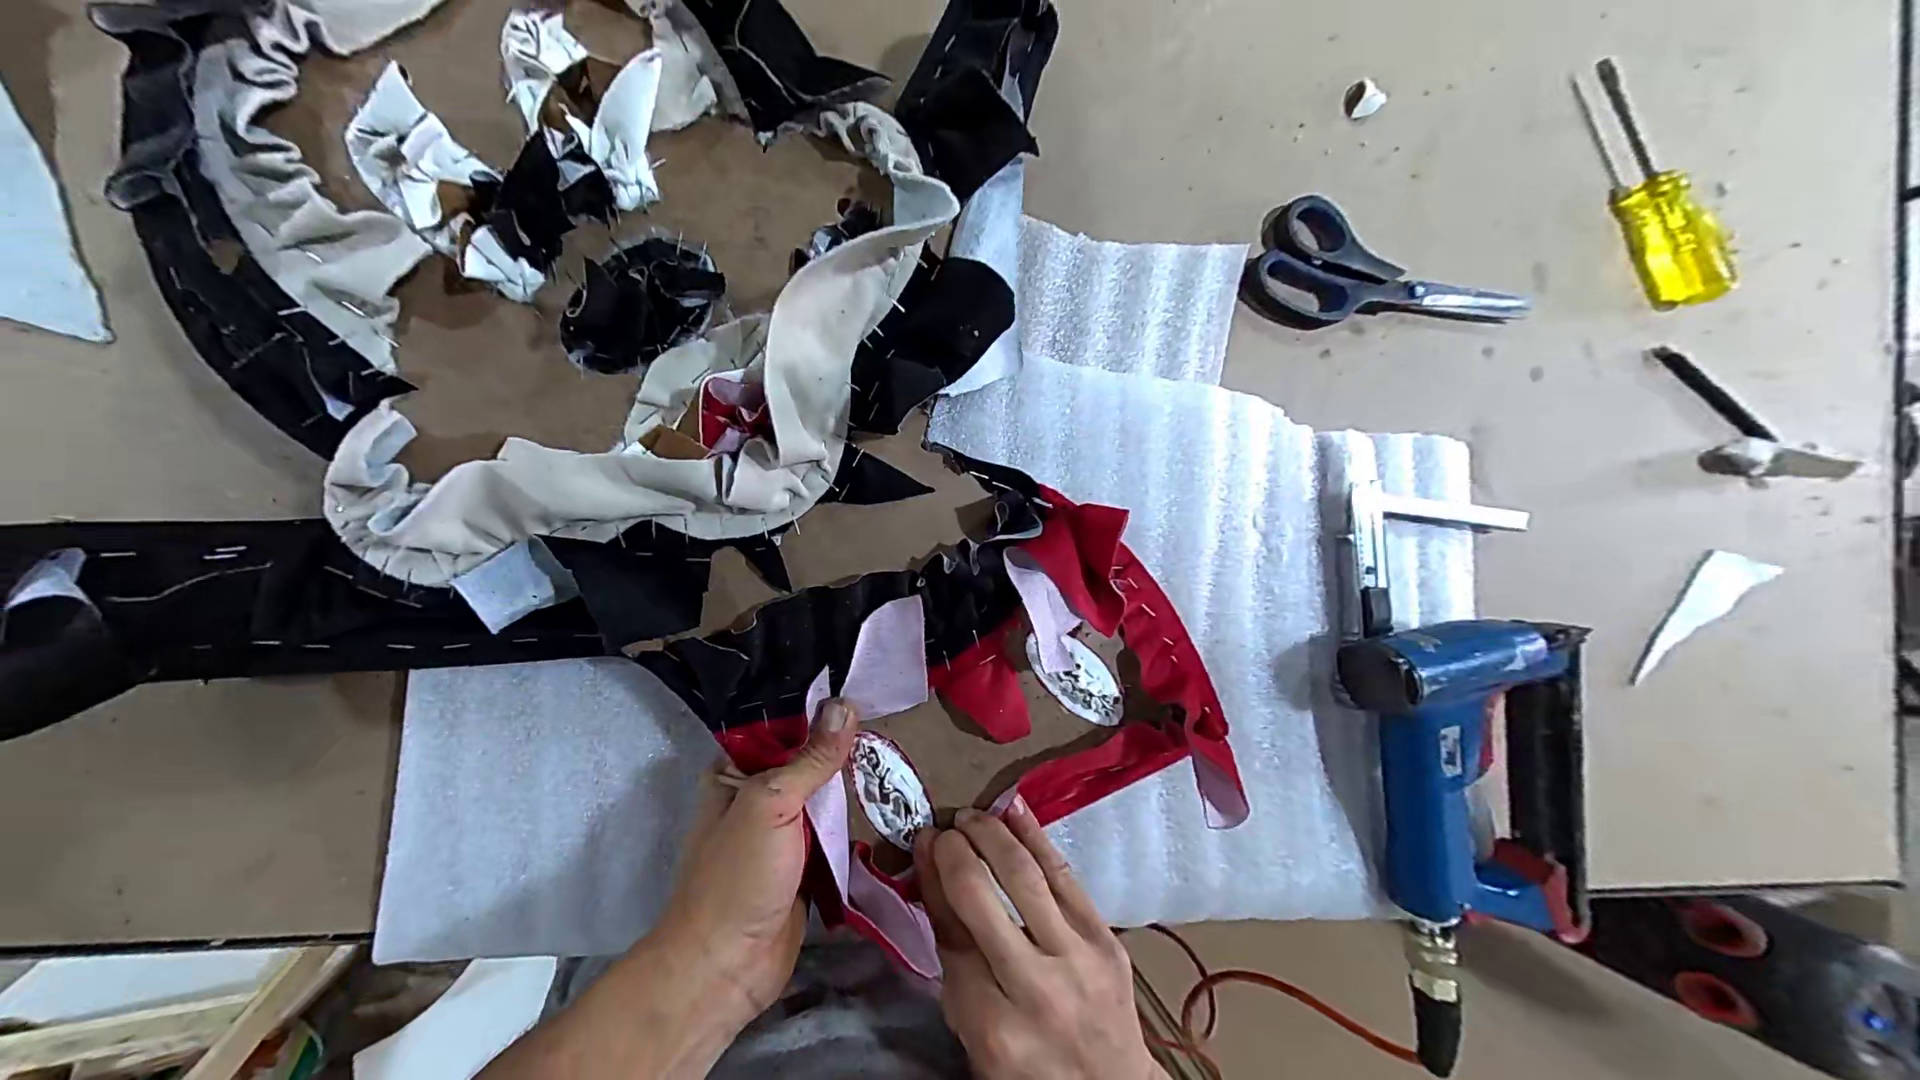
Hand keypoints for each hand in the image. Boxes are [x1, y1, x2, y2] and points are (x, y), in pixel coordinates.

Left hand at [481, 701, 858, 1079]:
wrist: (727, 969)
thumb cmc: (737, 878)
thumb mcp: (772, 805)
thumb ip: (811, 758)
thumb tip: (845, 705)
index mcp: (736, 770)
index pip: (783, 723)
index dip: (820, 710)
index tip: (862, 692)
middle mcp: (758, 792)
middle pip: (809, 755)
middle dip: (844, 746)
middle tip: (888, 725)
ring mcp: (782, 827)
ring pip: (825, 790)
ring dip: (853, 781)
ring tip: (894, 753)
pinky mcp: (805, 858)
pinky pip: (834, 825)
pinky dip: (854, 816)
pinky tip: (886, 795)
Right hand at [914, 798, 1164, 1079]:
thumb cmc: (1027, 1062)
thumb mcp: (974, 1029)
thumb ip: (953, 955)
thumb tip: (930, 872)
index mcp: (992, 1025)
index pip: (949, 931)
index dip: (931, 878)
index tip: (922, 845)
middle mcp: (1035, 988)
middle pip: (980, 895)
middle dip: (955, 851)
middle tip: (943, 829)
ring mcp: (1077, 958)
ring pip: (1023, 873)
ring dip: (990, 834)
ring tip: (970, 817)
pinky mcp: (1105, 937)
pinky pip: (1063, 873)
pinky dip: (1034, 835)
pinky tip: (1012, 809)